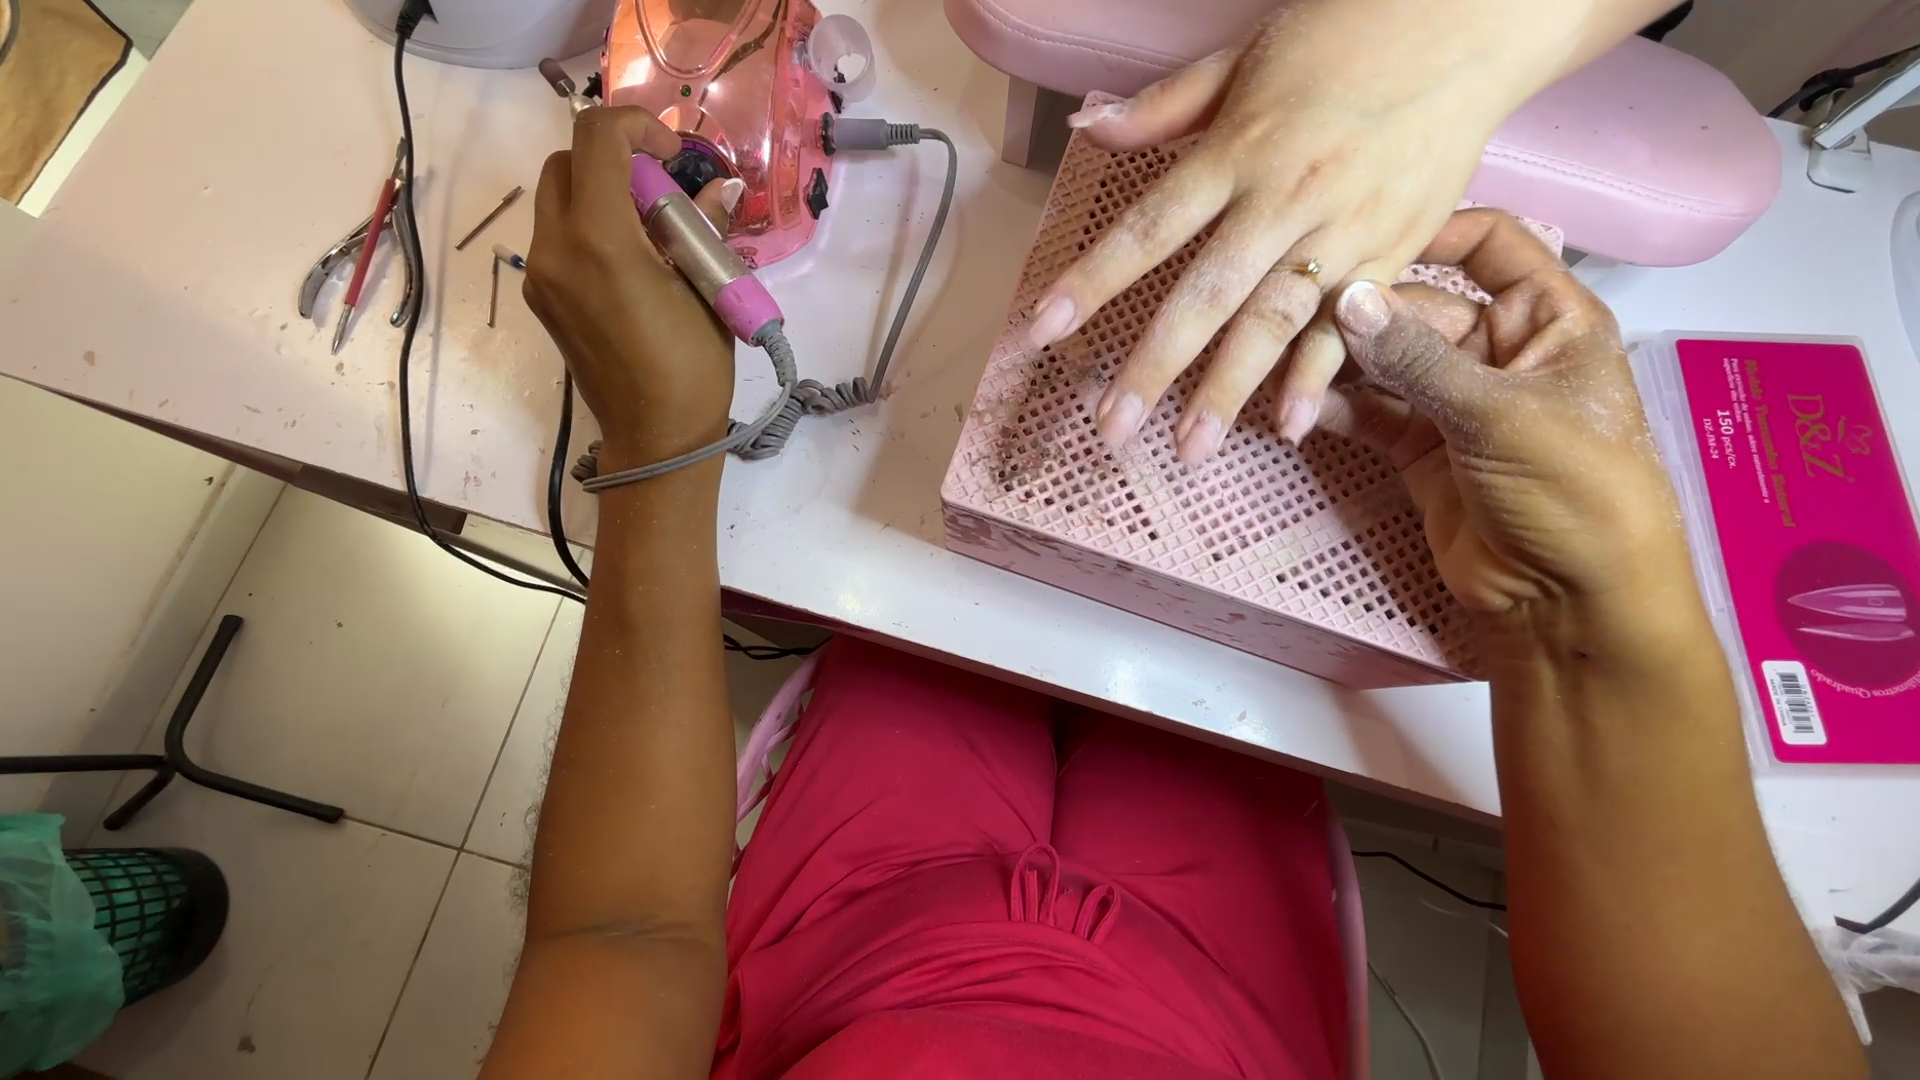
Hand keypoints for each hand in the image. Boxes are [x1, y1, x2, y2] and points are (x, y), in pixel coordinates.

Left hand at [524, 107, 745, 466]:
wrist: (656, 441)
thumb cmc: (693, 372)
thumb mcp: (710, 294)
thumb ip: (706, 231)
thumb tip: (722, 190)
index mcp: (600, 241)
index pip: (597, 139)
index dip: (637, 127)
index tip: (673, 155)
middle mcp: (555, 248)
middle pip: (567, 163)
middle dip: (615, 162)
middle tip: (663, 197)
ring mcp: (541, 275)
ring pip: (558, 199)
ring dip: (601, 195)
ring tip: (652, 236)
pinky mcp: (542, 298)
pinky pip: (558, 238)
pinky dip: (591, 229)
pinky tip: (633, 268)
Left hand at [1031, 0, 1576, 463]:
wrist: (1474, 14)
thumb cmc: (1348, 31)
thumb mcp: (1245, 55)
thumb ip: (1165, 105)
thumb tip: (1086, 124)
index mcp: (1236, 150)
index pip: (1149, 228)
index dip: (1093, 280)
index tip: (1044, 330)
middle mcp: (1282, 199)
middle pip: (1204, 296)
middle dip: (1154, 367)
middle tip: (1111, 429)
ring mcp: (1341, 231)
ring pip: (1272, 322)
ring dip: (1227, 392)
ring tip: (1188, 450)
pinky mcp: (1391, 252)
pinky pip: (1350, 325)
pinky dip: (1319, 377)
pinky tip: (1287, 428)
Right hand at [1320, 210, 1688, 624]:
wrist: (1564, 597)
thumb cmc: (1571, 488)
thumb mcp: (1498, 413)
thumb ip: (1417, 358)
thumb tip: (1346, 298)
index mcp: (1546, 319)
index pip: (1490, 246)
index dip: (1431, 233)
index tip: (1360, 232)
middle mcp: (1494, 350)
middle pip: (1417, 310)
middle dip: (1362, 320)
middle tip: (1297, 326)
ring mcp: (1450, 400)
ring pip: (1384, 364)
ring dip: (1338, 368)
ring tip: (1285, 371)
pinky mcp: (1416, 446)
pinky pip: (1369, 412)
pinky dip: (1337, 409)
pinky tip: (1300, 408)